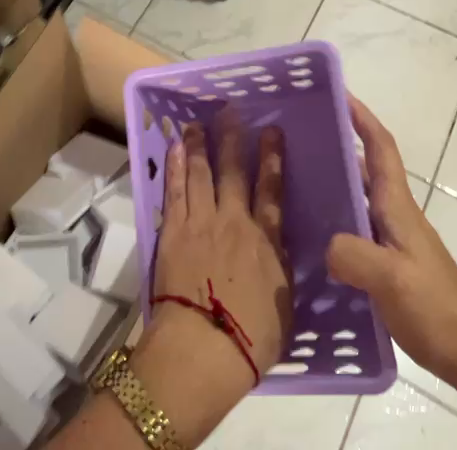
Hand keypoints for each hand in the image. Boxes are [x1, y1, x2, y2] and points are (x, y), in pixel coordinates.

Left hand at [129, 115, 289, 440]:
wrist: (205, 346)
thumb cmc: (251, 339)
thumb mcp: (284, 303)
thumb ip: (280, 268)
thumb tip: (279, 249)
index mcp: (267, 241)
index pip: (272, 190)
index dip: (272, 158)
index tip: (272, 132)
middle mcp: (235, 221)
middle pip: (235, 171)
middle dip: (233, 138)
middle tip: (231, 110)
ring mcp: (201, 222)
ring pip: (201, 173)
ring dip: (199, 145)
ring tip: (198, 123)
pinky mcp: (173, 230)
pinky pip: (175, 190)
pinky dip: (175, 166)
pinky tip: (174, 148)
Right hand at [326, 97, 456, 384]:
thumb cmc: (435, 308)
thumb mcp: (391, 279)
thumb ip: (354, 254)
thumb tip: (326, 244)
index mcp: (397, 208)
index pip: (381, 148)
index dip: (362, 118)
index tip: (338, 93)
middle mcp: (396, 216)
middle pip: (367, 168)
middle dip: (339, 145)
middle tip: (298, 136)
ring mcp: (394, 242)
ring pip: (359, 199)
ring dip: (333, 182)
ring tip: (293, 179)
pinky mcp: (389, 266)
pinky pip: (355, 229)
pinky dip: (333, 220)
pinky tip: (309, 237)